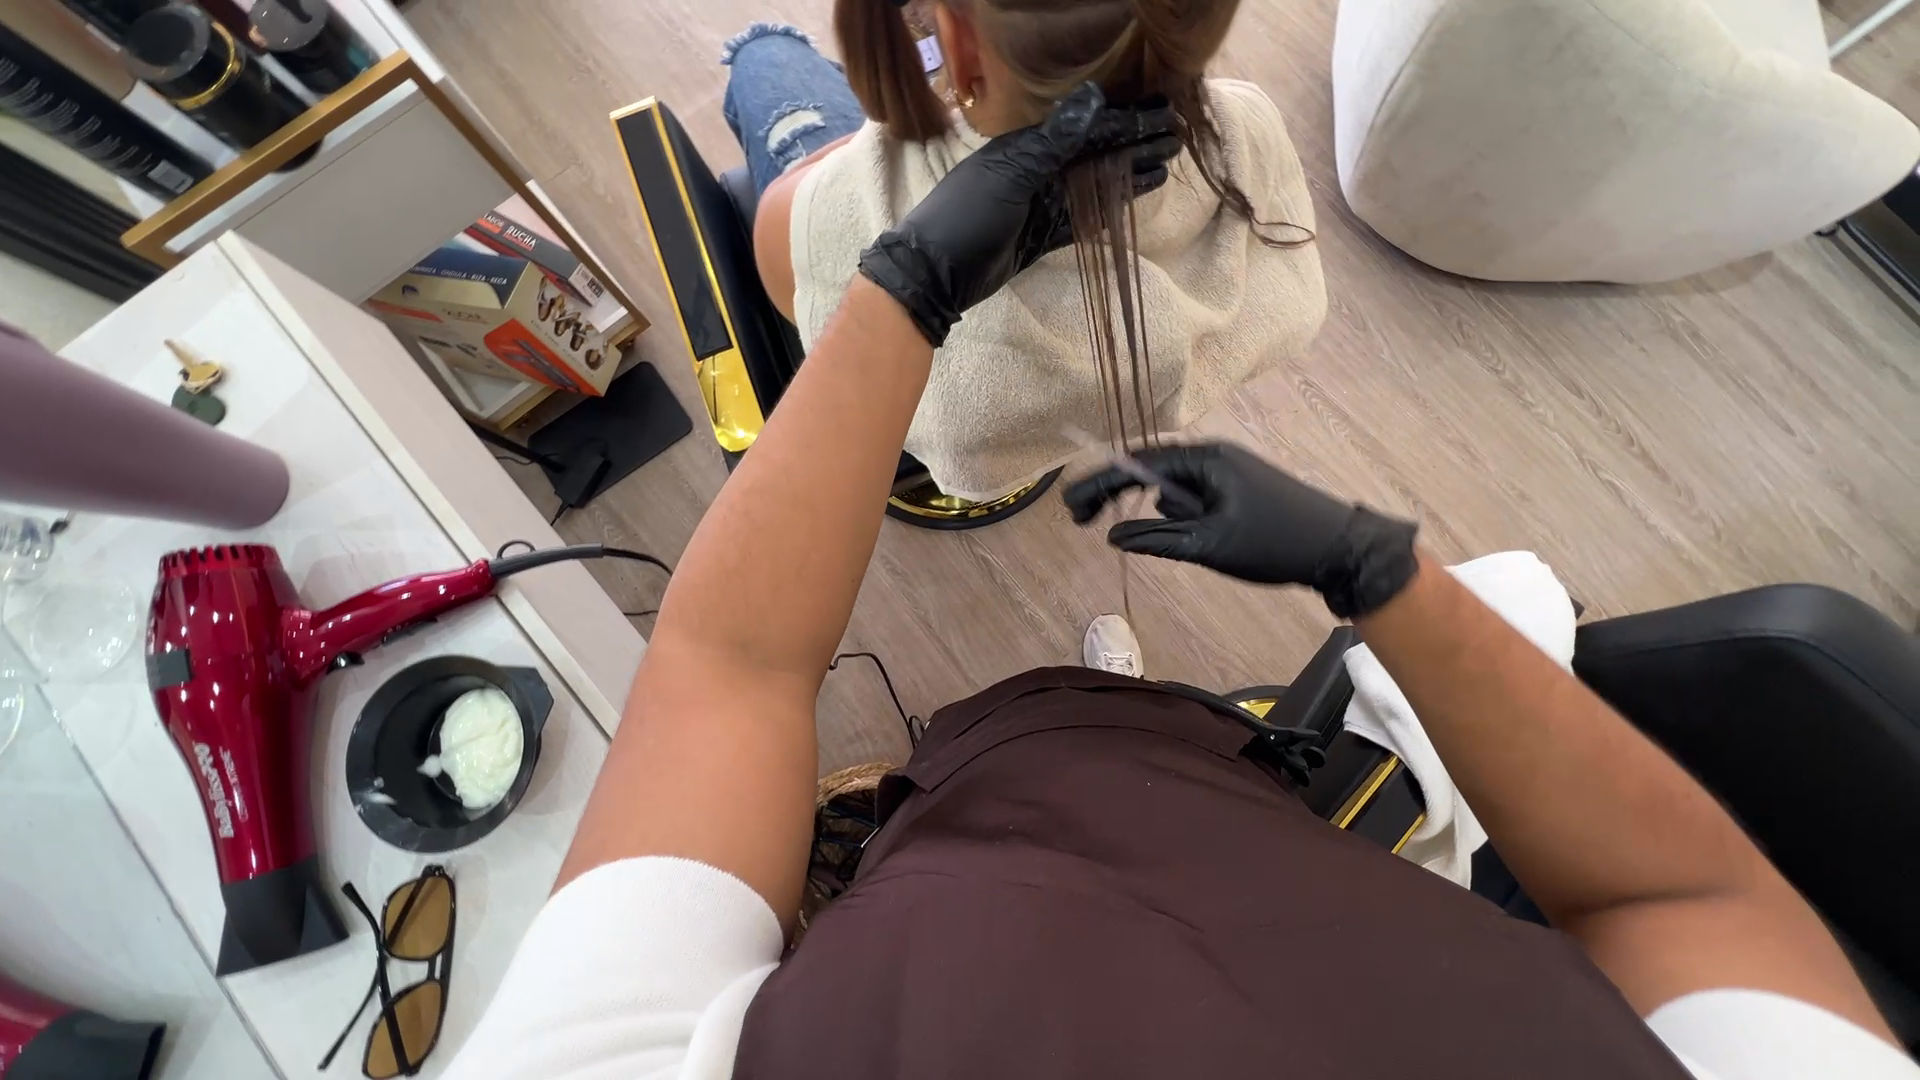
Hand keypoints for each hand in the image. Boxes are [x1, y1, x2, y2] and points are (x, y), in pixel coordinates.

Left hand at [858, 83, 1180, 346]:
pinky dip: (1103, 213)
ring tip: (1163, 168)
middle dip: (1133, 147)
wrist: (935, 274)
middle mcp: (1036, 172)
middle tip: (1174, 139)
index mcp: (1028, 148)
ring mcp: (1038, 206)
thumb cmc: (967, 217)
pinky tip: (1129, 202)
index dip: (1126, 121)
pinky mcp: (1037, 238)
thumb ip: (1054, 142)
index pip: (1087, 129)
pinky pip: (1078, 221)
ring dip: (1125, 179)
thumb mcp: (1011, 176)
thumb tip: (1095, 99)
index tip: (1162, 115)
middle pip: (1094, 155)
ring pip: (1091, 188)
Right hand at [1062, 442, 1420, 618]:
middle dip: (1112, 490)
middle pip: (1147, 467)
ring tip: (1144, 531)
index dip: (1099, 484)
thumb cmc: (1274, 542)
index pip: (1137, 464)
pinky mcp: (1234, 486)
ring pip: (1169, 483)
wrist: (1340, 547)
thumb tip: (1112, 536)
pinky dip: (1170, 509)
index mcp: (1204, 459)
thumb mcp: (1208, 545)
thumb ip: (1156, 538)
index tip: (1070, 507)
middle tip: (1081, 519)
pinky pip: (1189, 492)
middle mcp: (1211, 455)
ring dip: (1147, 504)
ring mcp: (1225, 469)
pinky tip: (1171, 529)